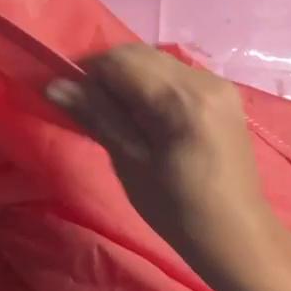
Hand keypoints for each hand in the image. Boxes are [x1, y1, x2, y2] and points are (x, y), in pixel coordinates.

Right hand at [47, 45, 273, 267]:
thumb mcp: (130, 162)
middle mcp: (203, 79)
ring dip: (127, 77)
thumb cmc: (177, 208)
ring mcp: (217, 84)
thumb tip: (54, 85)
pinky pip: (173, 73)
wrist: (237, 236)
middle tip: (88, 106)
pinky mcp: (222, 93)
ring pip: (155, 60)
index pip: (120, 60)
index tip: (69, 96)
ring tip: (115, 113)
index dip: (87, 72)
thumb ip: (95, 115)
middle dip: (106, 72)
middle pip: (138, 54)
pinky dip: (150, 83)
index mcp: (182, 99)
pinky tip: (144, 114)